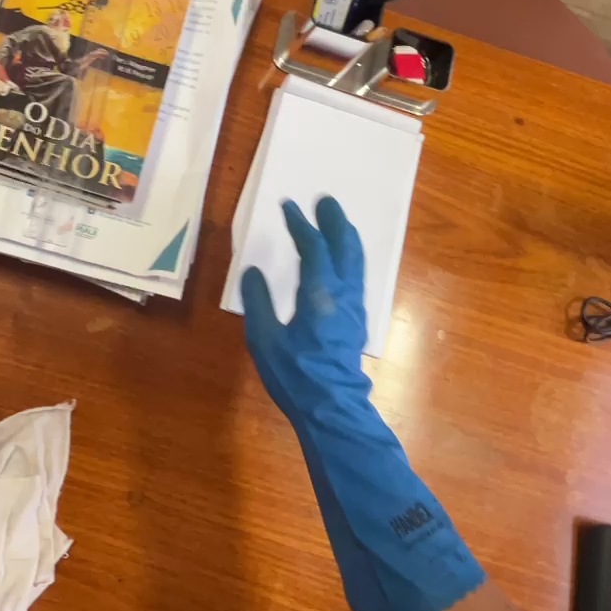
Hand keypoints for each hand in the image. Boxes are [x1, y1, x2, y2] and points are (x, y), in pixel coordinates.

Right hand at [240, 197, 484, 610]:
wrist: (333, 410)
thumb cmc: (296, 375)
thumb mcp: (265, 339)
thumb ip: (259, 301)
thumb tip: (253, 271)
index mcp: (319, 294)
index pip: (313, 248)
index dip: (301, 225)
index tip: (289, 207)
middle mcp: (343, 294)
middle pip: (344, 247)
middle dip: (334, 221)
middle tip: (325, 200)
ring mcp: (355, 306)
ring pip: (356, 260)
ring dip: (346, 236)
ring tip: (337, 220)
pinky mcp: (358, 319)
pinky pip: (357, 275)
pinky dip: (350, 256)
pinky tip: (343, 259)